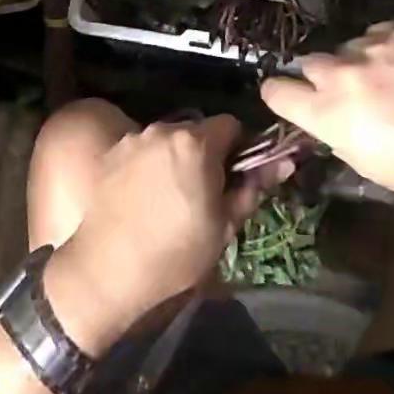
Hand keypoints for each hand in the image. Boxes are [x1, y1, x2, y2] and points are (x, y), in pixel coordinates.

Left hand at [43, 115, 261, 352]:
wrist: (108, 269)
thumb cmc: (176, 252)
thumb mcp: (224, 225)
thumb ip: (253, 187)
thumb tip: (285, 162)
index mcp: (195, 142)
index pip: (231, 124)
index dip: (239, 148)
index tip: (235, 176)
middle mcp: (162, 129)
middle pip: (197, 130)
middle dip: (206, 153)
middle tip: (205, 192)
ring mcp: (133, 139)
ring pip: (167, 139)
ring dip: (176, 157)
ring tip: (171, 197)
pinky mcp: (111, 153)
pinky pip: (142, 149)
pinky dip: (149, 164)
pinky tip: (144, 197)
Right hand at [260, 22, 393, 215]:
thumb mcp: (366, 164)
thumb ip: (334, 129)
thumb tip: (325, 110)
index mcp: (328, 114)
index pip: (276, 90)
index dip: (282, 93)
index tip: (294, 97)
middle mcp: (343, 74)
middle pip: (311, 63)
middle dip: (325, 77)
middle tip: (357, 94)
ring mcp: (375, 46)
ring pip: (350, 47)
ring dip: (361, 61)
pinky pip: (380, 33)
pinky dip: (388, 47)